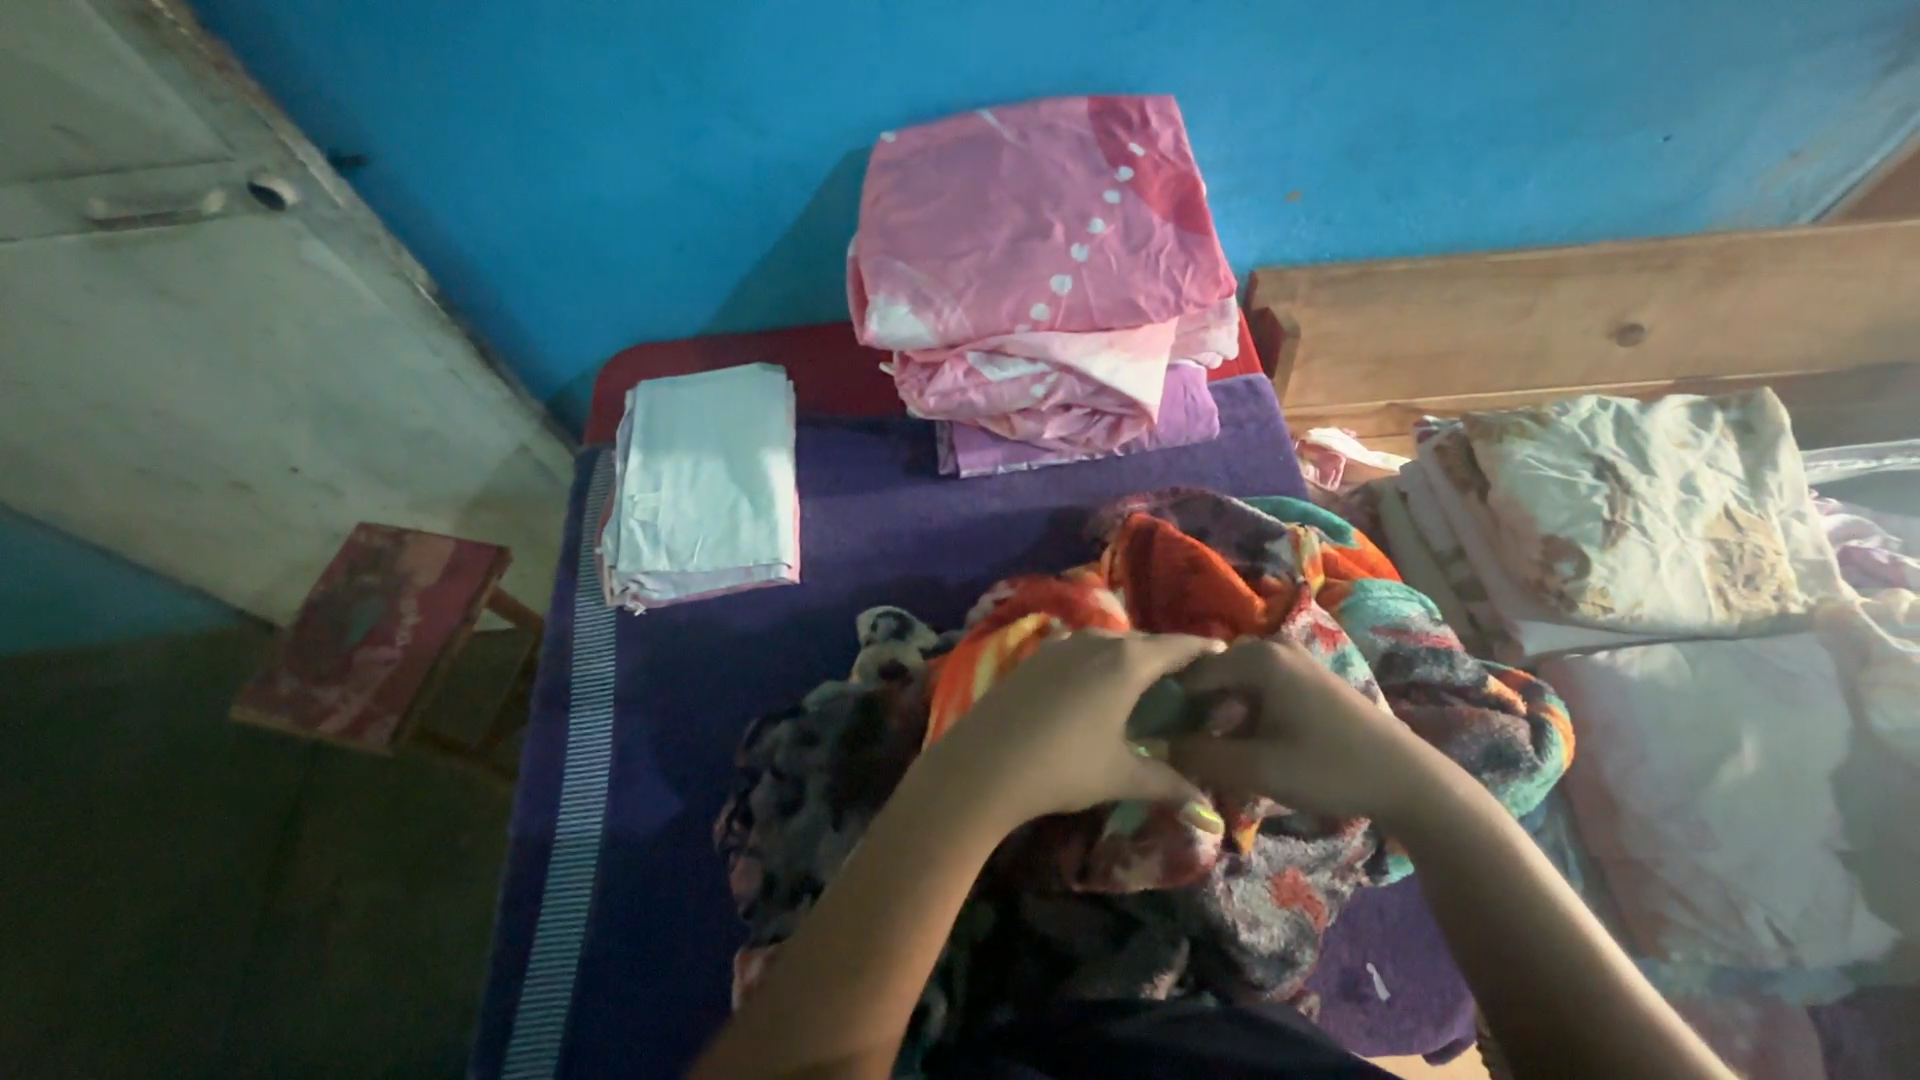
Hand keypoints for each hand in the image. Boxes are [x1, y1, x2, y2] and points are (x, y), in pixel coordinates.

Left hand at [918, 631, 1221, 830]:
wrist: (983, 764)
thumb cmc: (1063, 767)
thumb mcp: (1121, 776)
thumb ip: (1168, 784)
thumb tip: (1207, 811)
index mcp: (1127, 661)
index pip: (1178, 645)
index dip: (1204, 649)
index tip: (1225, 653)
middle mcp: (1096, 640)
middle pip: (1143, 641)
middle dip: (1167, 654)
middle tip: (1187, 677)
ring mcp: (1059, 644)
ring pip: (1107, 642)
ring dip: (1128, 656)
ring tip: (1142, 681)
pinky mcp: (1033, 657)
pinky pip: (1078, 649)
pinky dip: (1096, 661)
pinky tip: (1093, 685)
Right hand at [1170, 637, 1448, 824]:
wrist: (1408, 780)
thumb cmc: (1329, 768)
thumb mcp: (1256, 768)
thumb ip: (1197, 756)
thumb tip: (1152, 747)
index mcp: (1256, 657)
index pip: (1188, 674)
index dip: (1164, 706)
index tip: (1150, 738)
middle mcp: (1271, 647)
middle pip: (1209, 675)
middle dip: (1189, 710)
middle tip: (1174, 748)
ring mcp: (1291, 660)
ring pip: (1231, 683)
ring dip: (1214, 715)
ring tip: (1202, 751)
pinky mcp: (1305, 679)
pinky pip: (1254, 688)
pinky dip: (1238, 713)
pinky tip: (1237, 746)